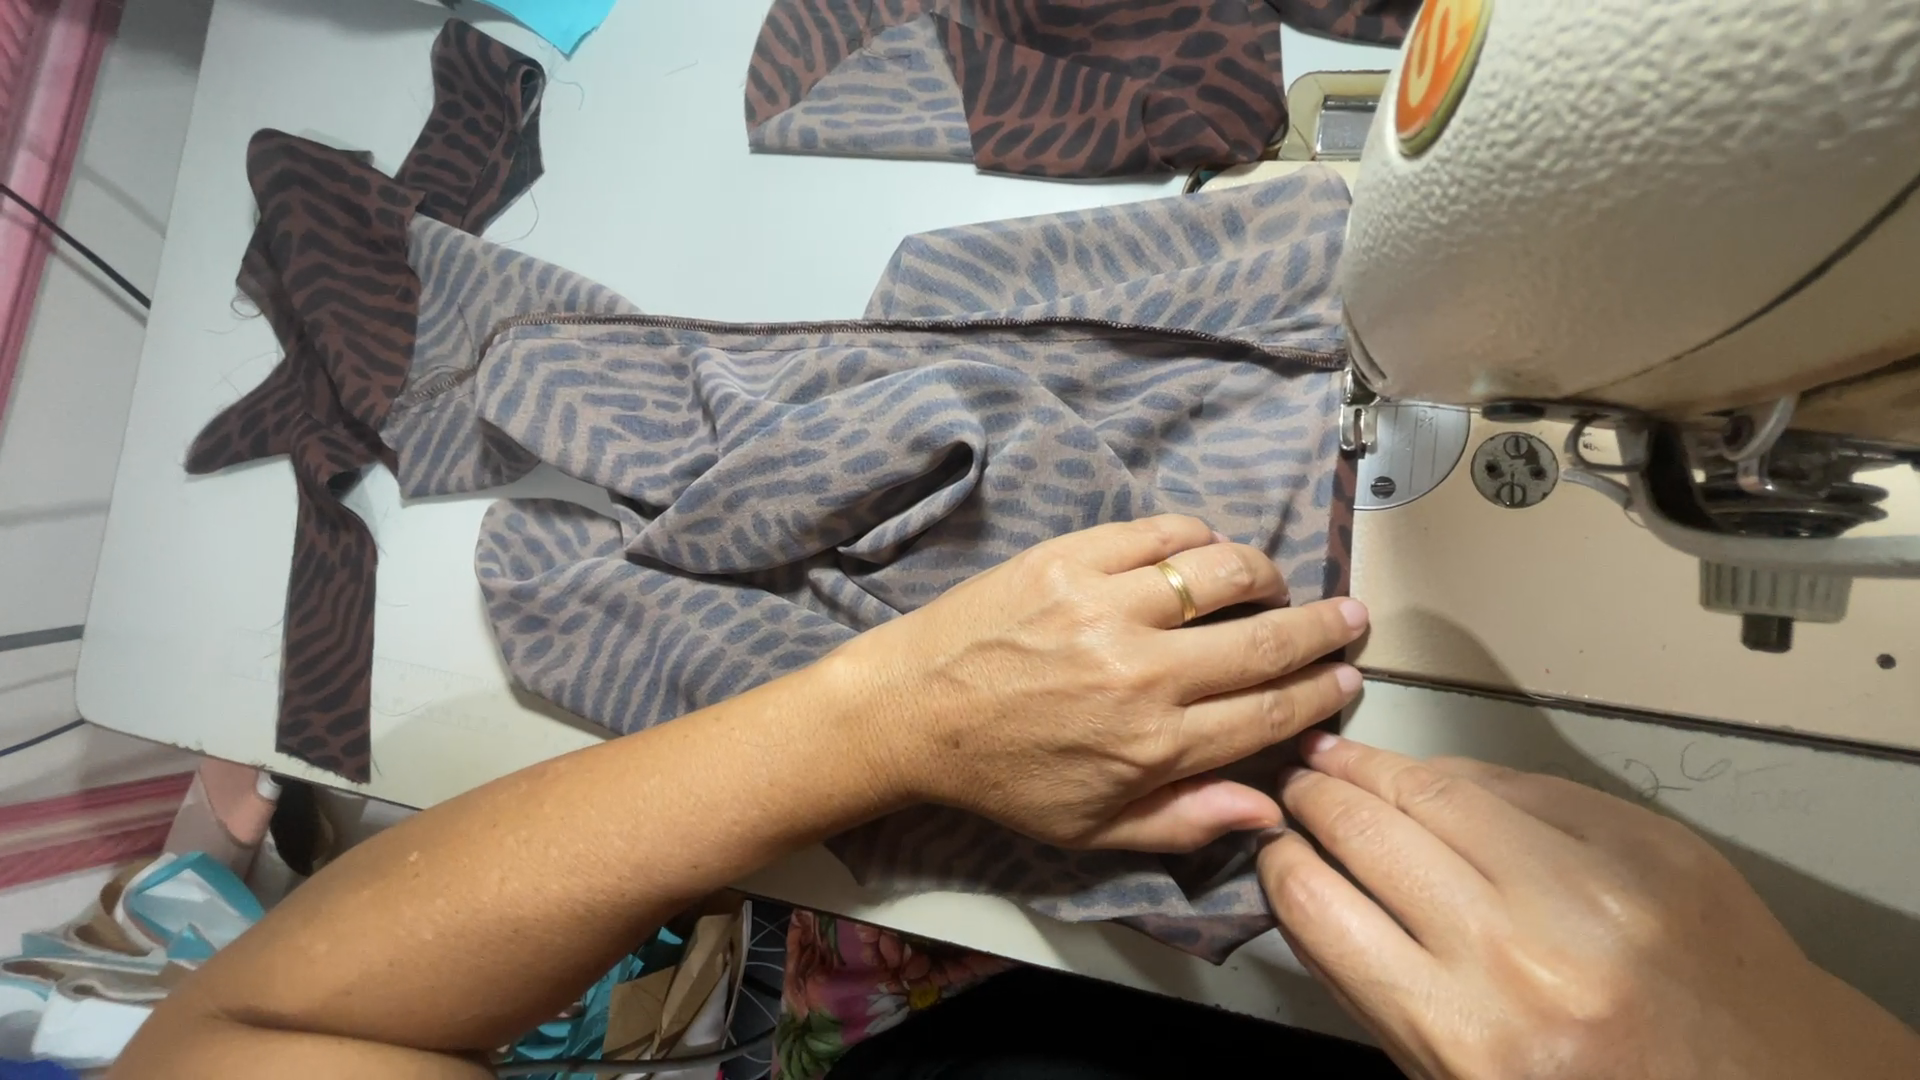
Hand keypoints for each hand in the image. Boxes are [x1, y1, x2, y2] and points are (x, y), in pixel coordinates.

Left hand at [825, 514, 1367, 852]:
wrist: (914, 709)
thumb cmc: (1003, 775)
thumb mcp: (1090, 828)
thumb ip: (1185, 819)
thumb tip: (1272, 806)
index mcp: (1153, 742)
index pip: (1269, 711)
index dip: (1319, 692)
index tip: (1346, 675)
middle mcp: (1143, 668)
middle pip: (1265, 638)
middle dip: (1322, 627)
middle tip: (1346, 617)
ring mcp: (1105, 602)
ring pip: (1223, 569)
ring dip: (1263, 574)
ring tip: (1269, 584)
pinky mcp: (1069, 556)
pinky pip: (1160, 531)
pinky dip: (1197, 536)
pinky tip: (1202, 550)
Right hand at [1260, 734, 1919, 1078]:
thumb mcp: (1457, 1076)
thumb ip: (1368, 981)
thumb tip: (1300, 879)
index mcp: (1465, 1033)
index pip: (1313, 898)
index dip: (1276, 854)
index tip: (1271, 837)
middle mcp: (1523, 954)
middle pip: (1362, 826)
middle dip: (1311, 794)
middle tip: (1294, 782)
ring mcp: (1593, 887)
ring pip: (1429, 785)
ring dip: (1367, 765)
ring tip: (1338, 758)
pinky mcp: (1645, 843)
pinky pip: (1510, 782)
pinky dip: (1457, 779)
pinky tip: (1434, 782)